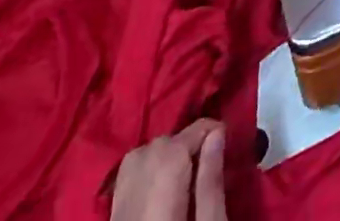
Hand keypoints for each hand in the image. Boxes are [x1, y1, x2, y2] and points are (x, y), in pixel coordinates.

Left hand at [109, 118, 225, 220]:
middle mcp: (135, 175)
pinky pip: (130, 171)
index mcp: (164, 178)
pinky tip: (162, 185)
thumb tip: (217, 133)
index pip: (186, 136)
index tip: (227, 139)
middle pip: (164, 143)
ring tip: (188, 176)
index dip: (211, 132)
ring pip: (145, 152)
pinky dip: (149, 168)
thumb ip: (211, 180)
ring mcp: (118, 192)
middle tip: (209, 164)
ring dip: (169, 155)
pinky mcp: (112, 206)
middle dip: (188, 146)